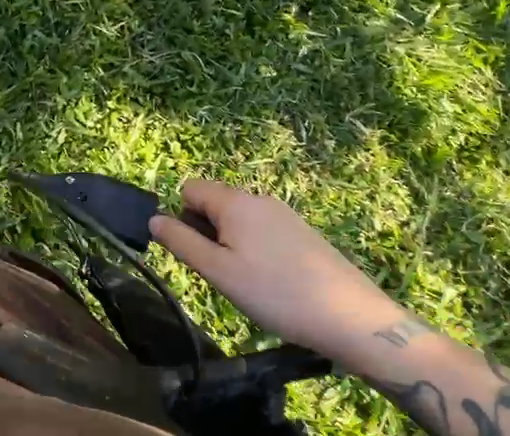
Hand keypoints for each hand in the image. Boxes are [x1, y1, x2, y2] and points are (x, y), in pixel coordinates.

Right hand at [150, 179, 406, 362]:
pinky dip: (258, 249)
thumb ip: (180, 242)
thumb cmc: (277, 294)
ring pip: (239, 219)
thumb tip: (153, 219)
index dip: (183, 217)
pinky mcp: (305, 234)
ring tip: (250, 280)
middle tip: (223, 271)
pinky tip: (275, 282)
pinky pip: (264, 230)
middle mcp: (259, 198)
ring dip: (233, 242)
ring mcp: (286, 215)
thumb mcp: (218, 272)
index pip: (189, 188)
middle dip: (208, 231)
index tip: (200, 253)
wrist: (355, 321)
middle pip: (215, 202)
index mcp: (235, 202)